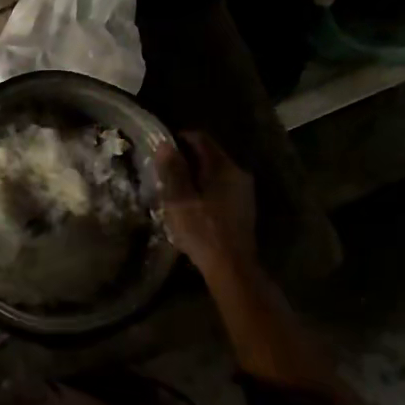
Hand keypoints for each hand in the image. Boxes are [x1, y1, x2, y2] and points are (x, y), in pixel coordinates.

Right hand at [155, 132, 255, 277]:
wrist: (231, 265)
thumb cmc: (202, 230)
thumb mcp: (180, 199)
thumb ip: (173, 170)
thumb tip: (165, 145)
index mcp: (223, 167)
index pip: (201, 139)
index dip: (180, 139)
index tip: (161, 147)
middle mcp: (238, 173)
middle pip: (209, 156)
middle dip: (186, 159)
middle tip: (164, 170)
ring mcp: (243, 192)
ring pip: (215, 174)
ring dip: (195, 176)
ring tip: (174, 188)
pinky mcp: (242, 208)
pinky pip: (220, 189)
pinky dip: (204, 189)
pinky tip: (191, 204)